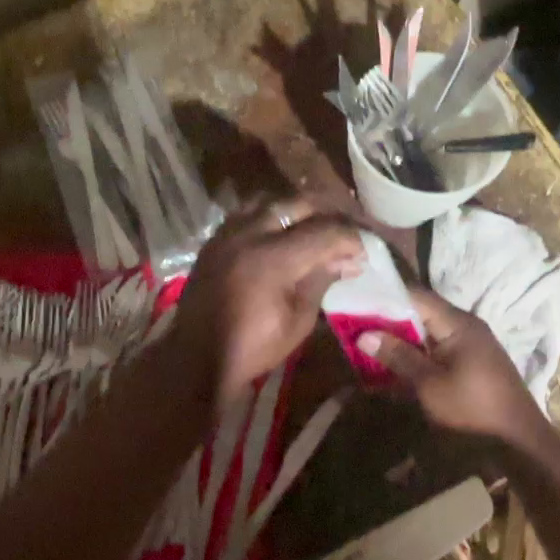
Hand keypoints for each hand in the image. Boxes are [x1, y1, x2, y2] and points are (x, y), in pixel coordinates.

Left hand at [168, 199, 364, 408]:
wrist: (196, 358)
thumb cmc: (253, 347)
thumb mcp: (298, 320)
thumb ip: (321, 281)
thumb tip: (347, 259)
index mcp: (273, 258)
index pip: (324, 231)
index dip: (350, 238)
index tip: (362, 252)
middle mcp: (249, 234)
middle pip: (297, 204)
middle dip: (327, 215)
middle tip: (342, 234)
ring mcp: (227, 233)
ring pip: (268, 201)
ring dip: (295, 210)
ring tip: (312, 227)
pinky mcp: (213, 240)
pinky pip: (245, 214)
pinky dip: (268, 217)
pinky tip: (279, 234)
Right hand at [356, 288, 546, 445]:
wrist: (519, 439)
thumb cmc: (472, 408)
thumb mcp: (429, 384)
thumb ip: (398, 356)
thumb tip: (364, 335)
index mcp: (458, 323)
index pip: (415, 296)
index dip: (385, 297)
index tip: (356, 302)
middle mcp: (466, 326)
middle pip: (421, 312)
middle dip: (389, 320)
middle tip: (358, 327)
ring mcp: (472, 344)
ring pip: (428, 332)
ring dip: (402, 340)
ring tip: (371, 348)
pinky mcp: (474, 362)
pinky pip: (439, 348)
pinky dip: (418, 354)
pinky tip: (399, 367)